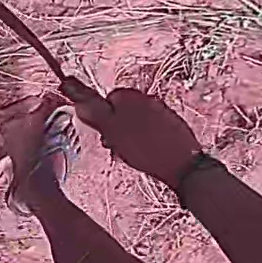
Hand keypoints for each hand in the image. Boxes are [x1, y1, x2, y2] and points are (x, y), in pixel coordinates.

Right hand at [73, 87, 202, 188]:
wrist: (181, 165)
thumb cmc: (146, 149)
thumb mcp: (112, 132)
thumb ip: (95, 115)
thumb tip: (80, 103)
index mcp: (130, 97)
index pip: (107, 97)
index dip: (101, 115)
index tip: (101, 129)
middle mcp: (147, 99)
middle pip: (122, 108)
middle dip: (115, 125)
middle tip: (113, 143)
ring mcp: (162, 111)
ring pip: (136, 119)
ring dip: (128, 133)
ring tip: (127, 151)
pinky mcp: (173, 125)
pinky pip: (151, 128)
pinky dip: (144, 138)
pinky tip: (143, 152)